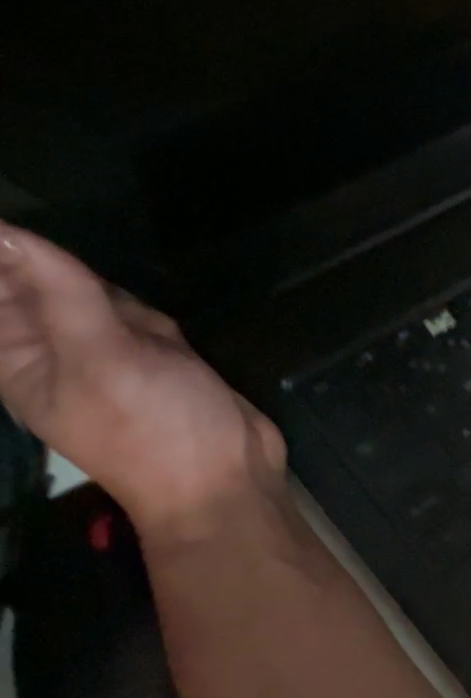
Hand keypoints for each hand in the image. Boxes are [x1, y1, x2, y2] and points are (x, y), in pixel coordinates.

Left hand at [0, 223, 285, 542]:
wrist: (221, 474)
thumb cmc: (151, 422)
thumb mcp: (103, 354)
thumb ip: (61, 293)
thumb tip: (12, 236)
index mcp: (19, 358)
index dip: (5, 254)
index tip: (14, 222)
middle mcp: (55, 353)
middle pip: (41, 289)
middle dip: (64, 275)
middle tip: (100, 303)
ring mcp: (109, 358)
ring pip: (99, 300)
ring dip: (117, 298)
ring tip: (136, 332)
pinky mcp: (159, 361)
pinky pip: (143, 320)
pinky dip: (152, 316)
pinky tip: (166, 332)